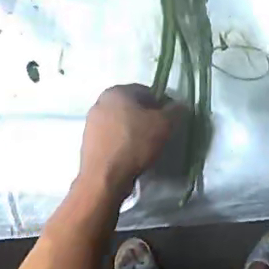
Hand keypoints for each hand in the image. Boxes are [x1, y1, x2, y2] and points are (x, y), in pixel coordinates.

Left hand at [79, 84, 175, 199]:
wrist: (105, 177)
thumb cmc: (135, 144)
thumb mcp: (164, 125)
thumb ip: (176, 110)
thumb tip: (179, 106)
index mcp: (117, 91)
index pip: (146, 91)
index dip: (162, 104)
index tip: (170, 120)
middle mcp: (100, 102)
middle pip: (132, 107)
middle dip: (147, 118)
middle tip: (161, 133)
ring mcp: (91, 123)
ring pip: (122, 122)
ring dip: (135, 131)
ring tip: (147, 147)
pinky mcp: (88, 142)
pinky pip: (113, 137)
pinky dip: (124, 143)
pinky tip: (132, 156)